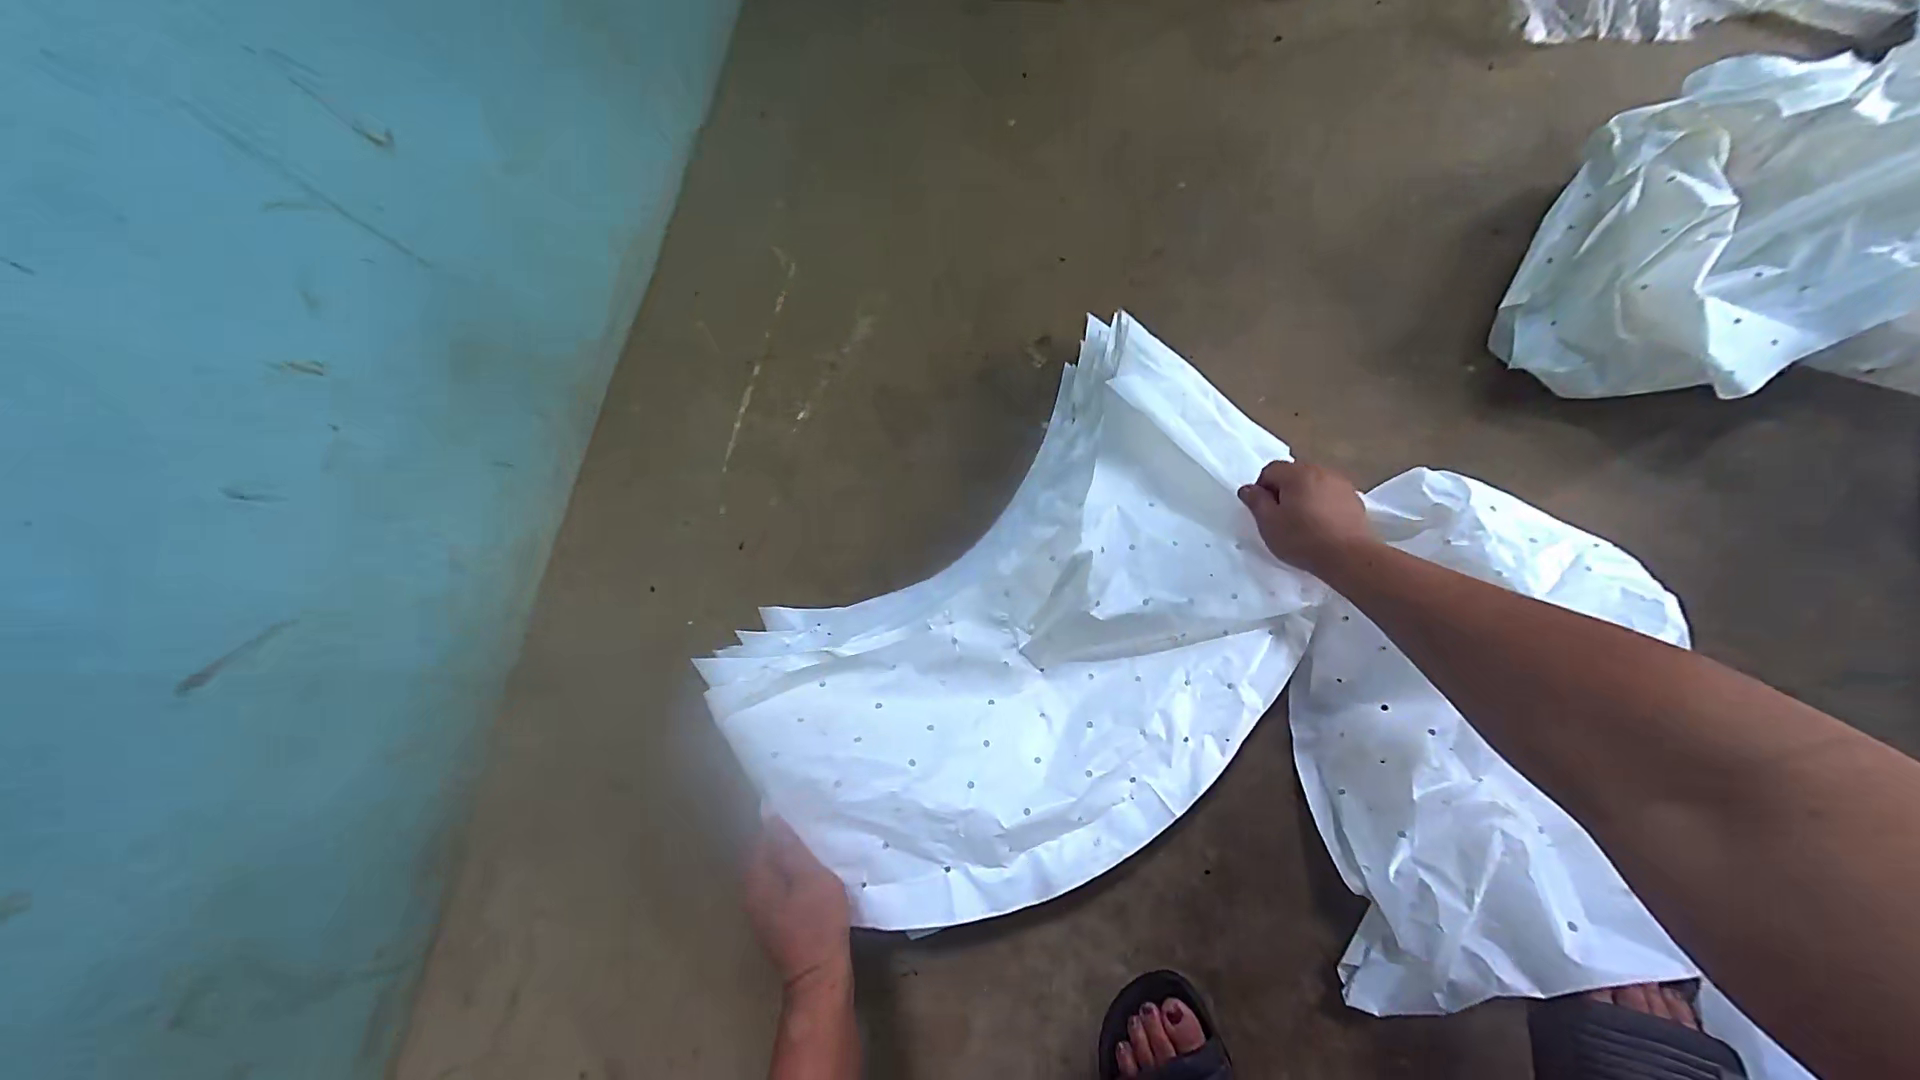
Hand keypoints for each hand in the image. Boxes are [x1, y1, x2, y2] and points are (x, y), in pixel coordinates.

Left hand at [742, 815, 851, 993]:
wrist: (820, 977)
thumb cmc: (817, 924)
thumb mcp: (810, 878)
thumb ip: (790, 848)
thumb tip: (771, 817)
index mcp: (756, 878)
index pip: (760, 837)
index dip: (779, 821)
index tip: (802, 807)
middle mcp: (752, 892)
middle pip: (766, 853)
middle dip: (786, 837)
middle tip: (813, 821)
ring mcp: (763, 908)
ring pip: (776, 869)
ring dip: (793, 856)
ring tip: (818, 841)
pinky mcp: (777, 919)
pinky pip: (783, 884)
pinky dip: (797, 873)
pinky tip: (816, 870)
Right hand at [1236, 460, 1376, 578]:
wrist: (1348, 556)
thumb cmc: (1302, 538)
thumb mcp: (1268, 522)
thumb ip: (1255, 501)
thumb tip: (1248, 488)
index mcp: (1297, 473)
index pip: (1270, 470)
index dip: (1261, 489)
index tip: (1264, 511)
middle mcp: (1321, 471)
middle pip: (1293, 474)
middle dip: (1283, 491)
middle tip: (1280, 517)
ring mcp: (1341, 484)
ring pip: (1313, 484)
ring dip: (1303, 497)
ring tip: (1302, 522)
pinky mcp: (1355, 500)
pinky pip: (1329, 495)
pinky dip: (1321, 504)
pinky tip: (1321, 526)